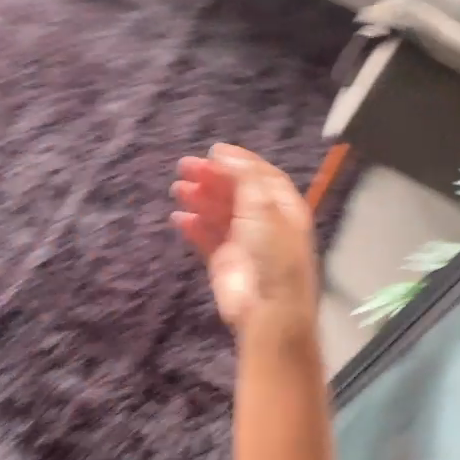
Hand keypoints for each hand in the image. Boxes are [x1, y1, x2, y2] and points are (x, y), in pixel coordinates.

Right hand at [170, 143, 318, 334]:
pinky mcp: (223, 263)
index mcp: (282, 206)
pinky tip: (178, 217)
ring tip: (177, 189)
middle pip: (235, 192)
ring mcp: (242, 243)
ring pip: (218, 214)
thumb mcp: (263, 205)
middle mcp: (263, 222)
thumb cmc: (272, 252)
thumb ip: (243, 177)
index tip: (212, 151)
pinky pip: (206, 238)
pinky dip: (193, 227)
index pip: (259, 176)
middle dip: (211, 178)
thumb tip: (221, 154)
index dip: (237, 161)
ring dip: (199, 199)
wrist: (267, 307)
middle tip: (184, 167)